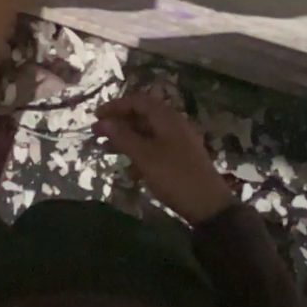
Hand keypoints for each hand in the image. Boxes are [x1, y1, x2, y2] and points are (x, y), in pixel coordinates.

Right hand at [94, 93, 234, 223]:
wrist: (210, 206)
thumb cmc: (175, 176)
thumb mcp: (145, 157)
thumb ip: (123, 137)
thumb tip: (103, 121)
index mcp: (166, 117)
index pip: (137, 100)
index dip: (115, 106)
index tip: (96, 116)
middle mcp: (173, 123)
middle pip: (142, 115)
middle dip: (119, 123)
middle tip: (97, 134)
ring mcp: (179, 140)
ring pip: (147, 132)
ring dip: (127, 138)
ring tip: (106, 149)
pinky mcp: (181, 157)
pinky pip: (155, 147)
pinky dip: (140, 152)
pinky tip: (129, 169)